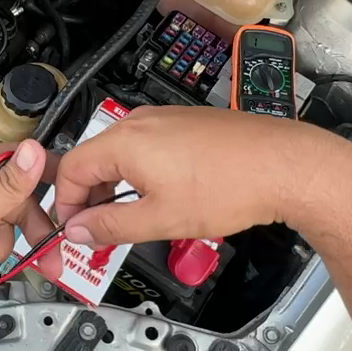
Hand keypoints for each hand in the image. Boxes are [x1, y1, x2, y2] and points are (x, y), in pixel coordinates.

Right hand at [52, 105, 351, 245]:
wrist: (286, 166)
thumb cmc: (233, 185)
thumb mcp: (161, 219)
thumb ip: (110, 226)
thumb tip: (80, 230)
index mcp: (125, 140)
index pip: (70, 169)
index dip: (66, 204)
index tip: (73, 229)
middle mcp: (140, 122)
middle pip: (93, 159)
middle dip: (90, 197)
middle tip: (97, 230)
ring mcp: (163, 120)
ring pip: (120, 154)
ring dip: (116, 187)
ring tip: (132, 218)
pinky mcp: (183, 125)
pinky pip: (145, 147)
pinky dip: (139, 174)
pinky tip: (159, 197)